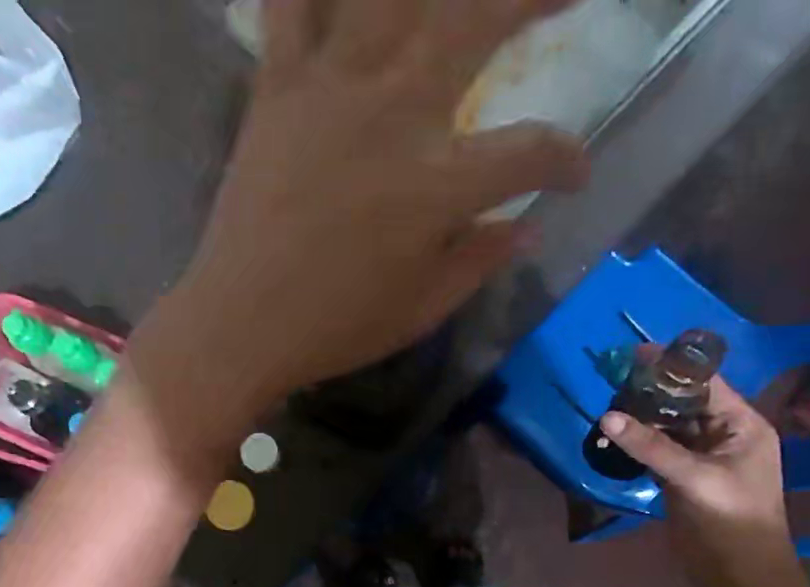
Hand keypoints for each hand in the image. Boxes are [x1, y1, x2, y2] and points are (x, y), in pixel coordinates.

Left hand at [131, 0, 588, 447]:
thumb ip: (480, 262)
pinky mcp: (277, 92)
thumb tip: (525, 228)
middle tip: (561, 0)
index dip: (568, 160)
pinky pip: (292, 7)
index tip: (573, 175)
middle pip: (481, 18)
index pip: (533, 150)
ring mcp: (332, 92)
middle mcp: (395, 116)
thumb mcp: (420, 312)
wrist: (235, 327)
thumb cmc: (330, 330)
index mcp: (439, 186)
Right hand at [598, 370, 786, 537]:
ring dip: (640, 417)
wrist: (735, 570)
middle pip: (684, 402)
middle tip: (612, 379)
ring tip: (606, 404)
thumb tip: (606, 416)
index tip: (636, 352)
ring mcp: (701, 456)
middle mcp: (723, 434)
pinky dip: (637, 442)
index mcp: (742, 425)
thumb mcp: (690, 476)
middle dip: (651, 390)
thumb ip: (649, 446)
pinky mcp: (681, 476)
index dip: (674, 366)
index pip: (707, 384)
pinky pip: (658, 449)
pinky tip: (613, 435)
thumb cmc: (728, 517)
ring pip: (668, 426)